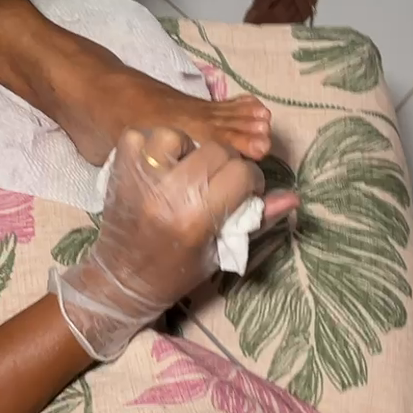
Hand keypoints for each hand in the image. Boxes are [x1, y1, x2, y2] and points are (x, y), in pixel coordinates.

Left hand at [55, 127, 291, 359]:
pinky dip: (153, 146)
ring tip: (186, 171)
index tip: (244, 192)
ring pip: (179, 135)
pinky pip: (142, 136)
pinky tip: (161, 167)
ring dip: (188, 149)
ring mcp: (139, 178)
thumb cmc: (178, 269)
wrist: (123, 277)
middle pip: (216, 151)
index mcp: (195, 218)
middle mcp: (167, 194)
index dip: (250, 181)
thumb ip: (256, 220)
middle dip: (225, 164)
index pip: (241, 174)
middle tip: (218, 182)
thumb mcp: (221, 251)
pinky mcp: (118, 168)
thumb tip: (293, 197)